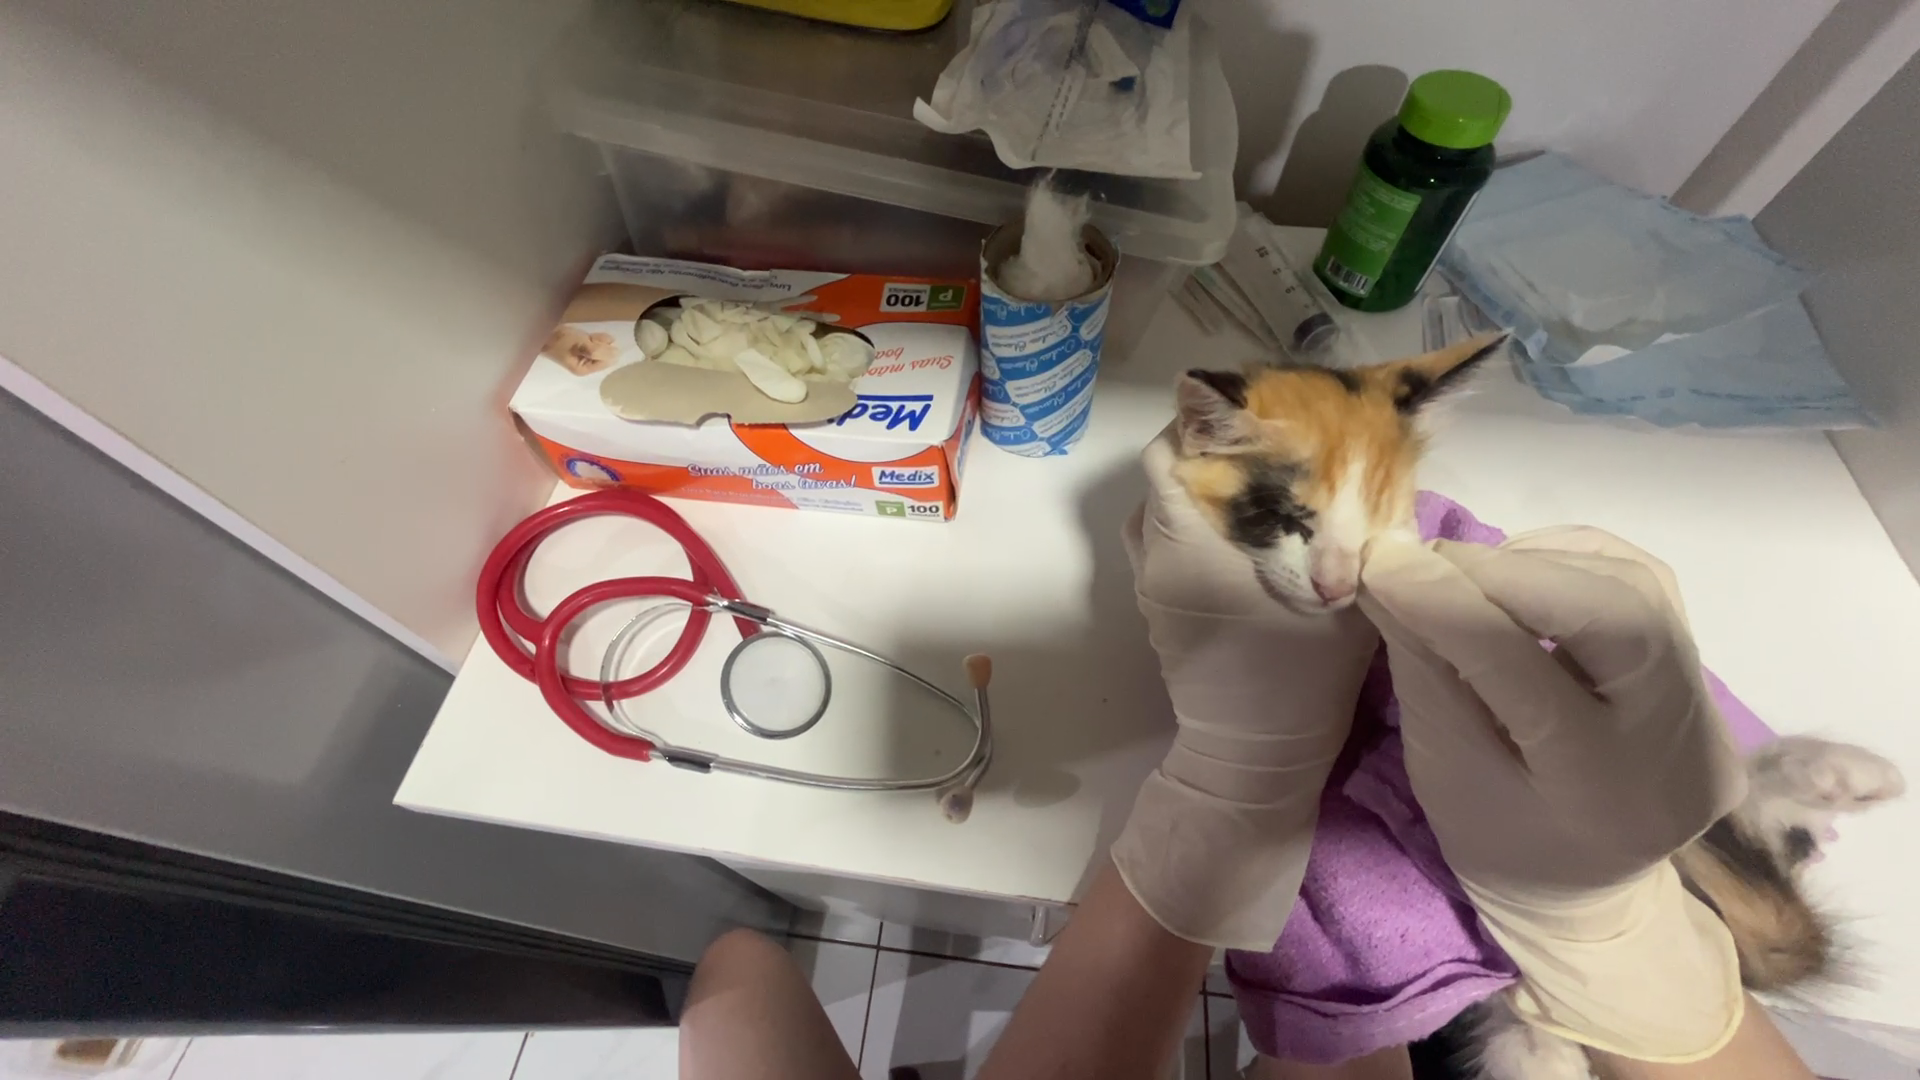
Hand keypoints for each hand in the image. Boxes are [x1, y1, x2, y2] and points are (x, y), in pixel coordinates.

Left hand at [1110, 426, 1377, 949]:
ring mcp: (1148, 579)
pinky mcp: (1154, 600)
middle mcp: (1153, 554)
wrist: (1249, 755)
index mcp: (1187, 546)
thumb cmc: (1297, 679)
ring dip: (1196, 483)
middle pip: (1161, 473)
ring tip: (1254, 478)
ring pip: (1158, 504)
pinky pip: (1160, 536)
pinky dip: (1188, 516)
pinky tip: (1238, 524)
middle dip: (1207, 447)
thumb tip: (1368, 473)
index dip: (1205, 424)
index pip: (1169, 456)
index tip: (1254, 415)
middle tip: (1264, 441)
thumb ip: (1355, 536)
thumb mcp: (1347, 602)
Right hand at [1359, 527, 1747, 1061]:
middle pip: (1616, 614)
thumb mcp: (1439, 766)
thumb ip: (1422, 668)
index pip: (1523, 670)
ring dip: (1532, 561)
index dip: (1446, 603)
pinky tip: (1515, 580)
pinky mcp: (1701, 673)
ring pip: (1636, 585)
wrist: (1583, 883)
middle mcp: (1682, 744)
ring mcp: (1708, 706)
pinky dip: (1566, 561)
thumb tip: (1388, 575)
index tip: (1378, 562)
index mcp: (1600, 793)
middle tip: (1420, 562)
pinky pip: (1644, 583)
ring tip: (1459, 574)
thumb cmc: (1491, 837)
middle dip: (1502, 571)